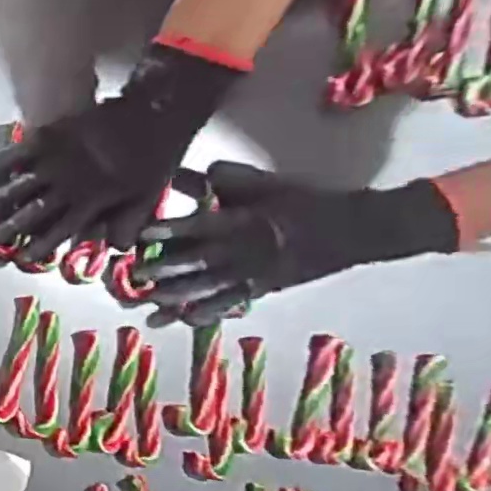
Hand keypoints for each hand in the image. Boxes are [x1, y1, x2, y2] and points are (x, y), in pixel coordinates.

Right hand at [0, 43, 244, 260]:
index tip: (22, 258)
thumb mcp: (147, 196)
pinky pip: (17, 153)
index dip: (40, 245)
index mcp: (89, 202)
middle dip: (8, 227)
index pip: (59, 231)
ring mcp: (54, 161)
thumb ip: (128, 223)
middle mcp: (66, 186)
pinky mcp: (49, 138)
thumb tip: (115, 249)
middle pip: (30, 212)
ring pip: (18, 186)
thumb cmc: (153, 156)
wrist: (155, 112)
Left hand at [136, 162, 459, 326]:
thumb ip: (224, 179)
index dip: (169, 231)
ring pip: (204, 288)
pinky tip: (184, 320)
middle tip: (133, 277)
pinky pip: (229, 304)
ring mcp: (249, 272)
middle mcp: (239, 249)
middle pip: (193, 262)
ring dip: (174, 297)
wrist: (356, 228)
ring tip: (147, 305)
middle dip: (161, 270)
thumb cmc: (302, 201)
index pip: (197, 225)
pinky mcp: (260, 288)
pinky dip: (206, 313)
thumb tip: (189, 170)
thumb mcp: (264, 184)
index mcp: (239, 220)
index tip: (143, 236)